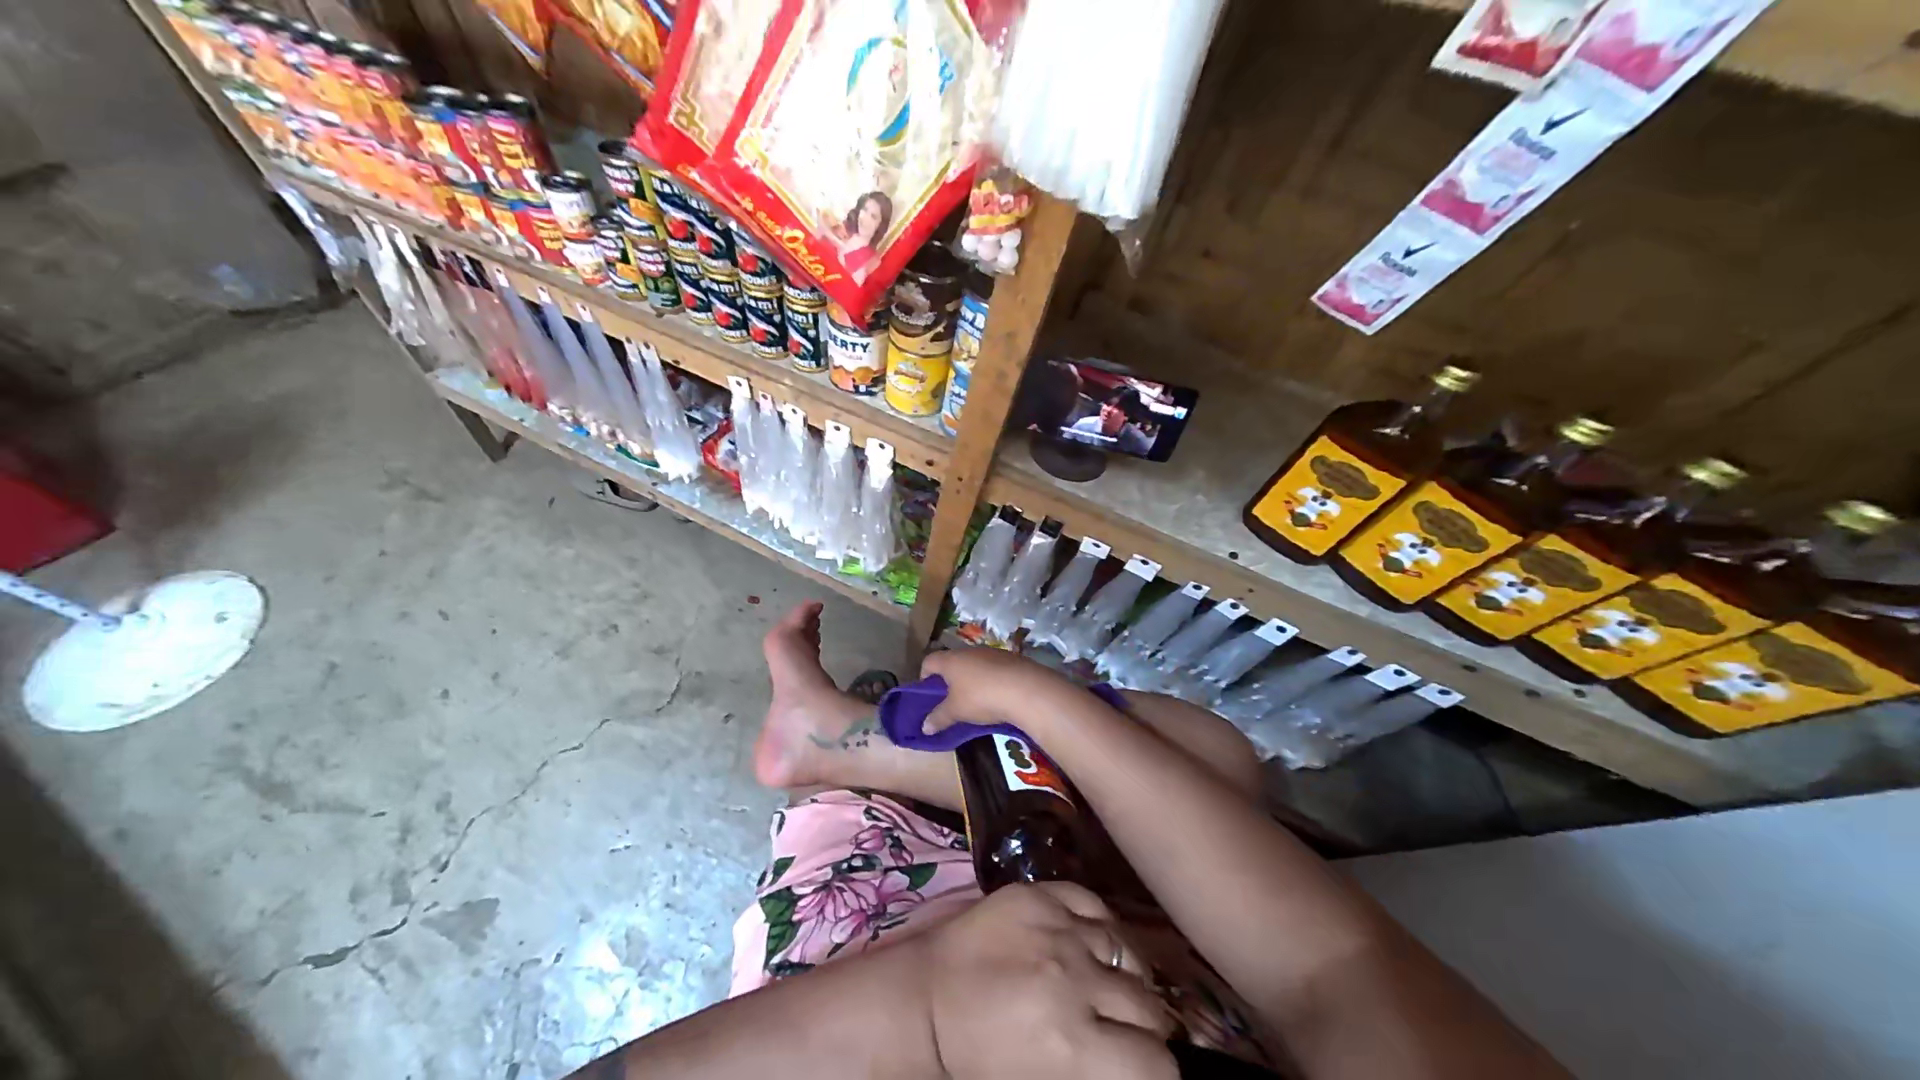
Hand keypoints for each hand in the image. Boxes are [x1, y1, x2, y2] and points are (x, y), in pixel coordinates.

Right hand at [920, 647, 1071, 733]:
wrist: (1025, 689)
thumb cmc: (981, 697)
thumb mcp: (956, 712)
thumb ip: (939, 718)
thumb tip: (924, 728)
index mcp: (950, 660)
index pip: (929, 661)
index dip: (924, 676)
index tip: (928, 693)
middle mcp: (968, 651)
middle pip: (952, 661)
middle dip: (949, 678)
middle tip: (950, 699)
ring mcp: (991, 652)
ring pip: (974, 663)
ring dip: (971, 678)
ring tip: (975, 699)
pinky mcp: (1010, 658)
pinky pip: (993, 668)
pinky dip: (990, 679)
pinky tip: (997, 695)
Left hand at [925, 881, 1176, 1079]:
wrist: (922, 1001)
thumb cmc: (978, 1058)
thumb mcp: (1049, 1079)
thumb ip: (1100, 1070)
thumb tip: (1147, 1063)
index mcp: (1073, 1045)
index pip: (1158, 1062)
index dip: (1155, 1070)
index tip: (1141, 1066)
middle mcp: (1073, 981)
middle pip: (1148, 1005)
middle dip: (1140, 1024)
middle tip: (1116, 1028)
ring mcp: (1056, 928)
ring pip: (1128, 951)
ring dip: (1123, 973)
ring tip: (1101, 984)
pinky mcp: (1037, 893)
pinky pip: (1094, 904)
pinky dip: (1098, 926)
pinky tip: (1085, 943)